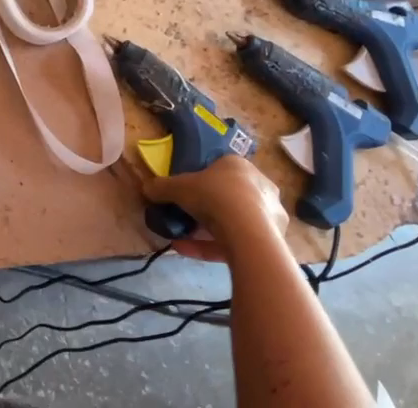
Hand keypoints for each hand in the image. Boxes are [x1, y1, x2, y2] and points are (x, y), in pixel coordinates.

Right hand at [140, 155, 288, 261]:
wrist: (247, 231)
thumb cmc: (213, 195)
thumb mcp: (177, 187)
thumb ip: (161, 187)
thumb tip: (146, 189)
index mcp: (240, 166)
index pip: (220, 169)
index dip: (202, 180)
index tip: (187, 191)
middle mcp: (261, 188)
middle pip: (229, 196)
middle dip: (207, 208)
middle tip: (187, 216)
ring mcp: (270, 217)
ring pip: (234, 222)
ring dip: (207, 230)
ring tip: (181, 239)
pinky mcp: (271, 243)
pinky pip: (236, 242)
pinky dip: (210, 247)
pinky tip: (185, 250)